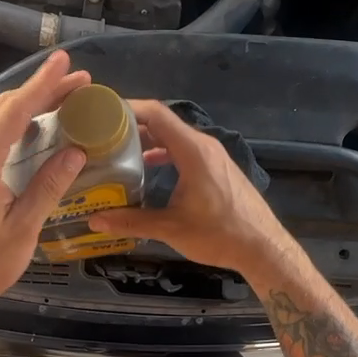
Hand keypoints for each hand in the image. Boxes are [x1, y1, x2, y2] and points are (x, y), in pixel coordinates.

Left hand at [0, 51, 91, 335]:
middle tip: (74, 84)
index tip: (65, 62)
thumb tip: (76, 152)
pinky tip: (23, 129)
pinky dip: (2, 122)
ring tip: (54, 100)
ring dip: (18, 104)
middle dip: (37, 91)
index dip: (42, 84)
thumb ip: (48, 186)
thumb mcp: (23, 228)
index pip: (14, 111)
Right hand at [88, 100, 297, 279]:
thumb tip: (94, 220)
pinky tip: (147, 170)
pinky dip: (163, 154)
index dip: (127, 109)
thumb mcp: (171, 229)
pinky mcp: (217, 169)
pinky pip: (184, 151)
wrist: (263, 247)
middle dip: (131, 128)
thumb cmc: (219, 234)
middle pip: (163, 124)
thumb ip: (131, 221)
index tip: (101, 114)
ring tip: (117, 154)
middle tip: (101, 138)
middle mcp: (203, 145)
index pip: (156, 114)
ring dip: (147, 142)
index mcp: (193, 150)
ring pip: (174, 138)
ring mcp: (213, 156)